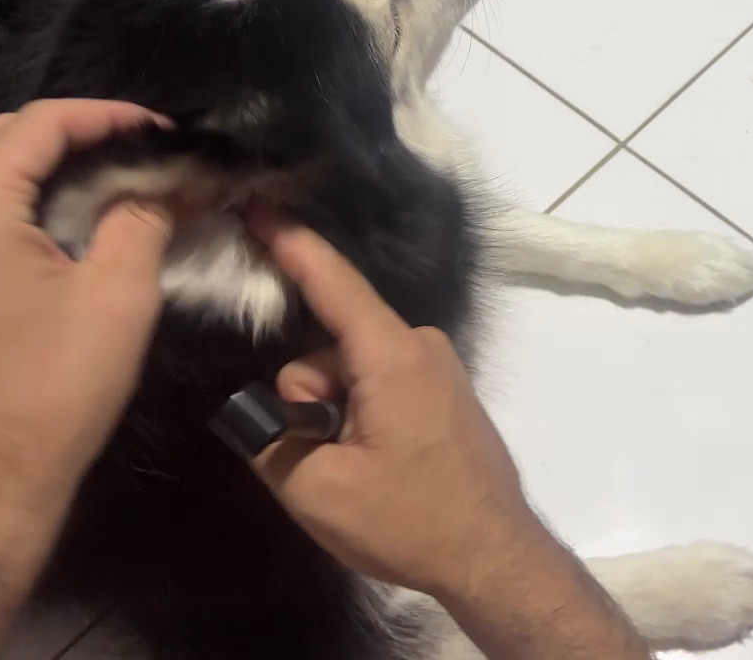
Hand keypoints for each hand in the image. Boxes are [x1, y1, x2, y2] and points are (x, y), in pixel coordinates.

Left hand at [0, 99, 175, 517]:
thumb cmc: (56, 382)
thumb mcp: (120, 291)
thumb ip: (143, 216)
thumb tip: (174, 178)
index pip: (37, 125)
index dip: (109, 116)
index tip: (167, 131)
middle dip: (78, 133)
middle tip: (148, 152)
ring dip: (46, 162)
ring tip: (117, 178)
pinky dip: (17, 193)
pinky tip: (68, 216)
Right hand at [246, 210, 647, 658]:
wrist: (488, 545)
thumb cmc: (408, 515)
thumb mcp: (317, 486)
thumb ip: (276, 435)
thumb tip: (276, 410)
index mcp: (394, 355)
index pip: (336, 286)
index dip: (295, 246)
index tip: (264, 207)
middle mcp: (422, 345)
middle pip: (333, 345)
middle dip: (308, 394)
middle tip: (325, 455)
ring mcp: (437, 365)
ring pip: (352, 369)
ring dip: (333, 411)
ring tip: (356, 466)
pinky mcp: (442, 388)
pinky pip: (379, 381)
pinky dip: (358, 411)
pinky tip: (373, 458)